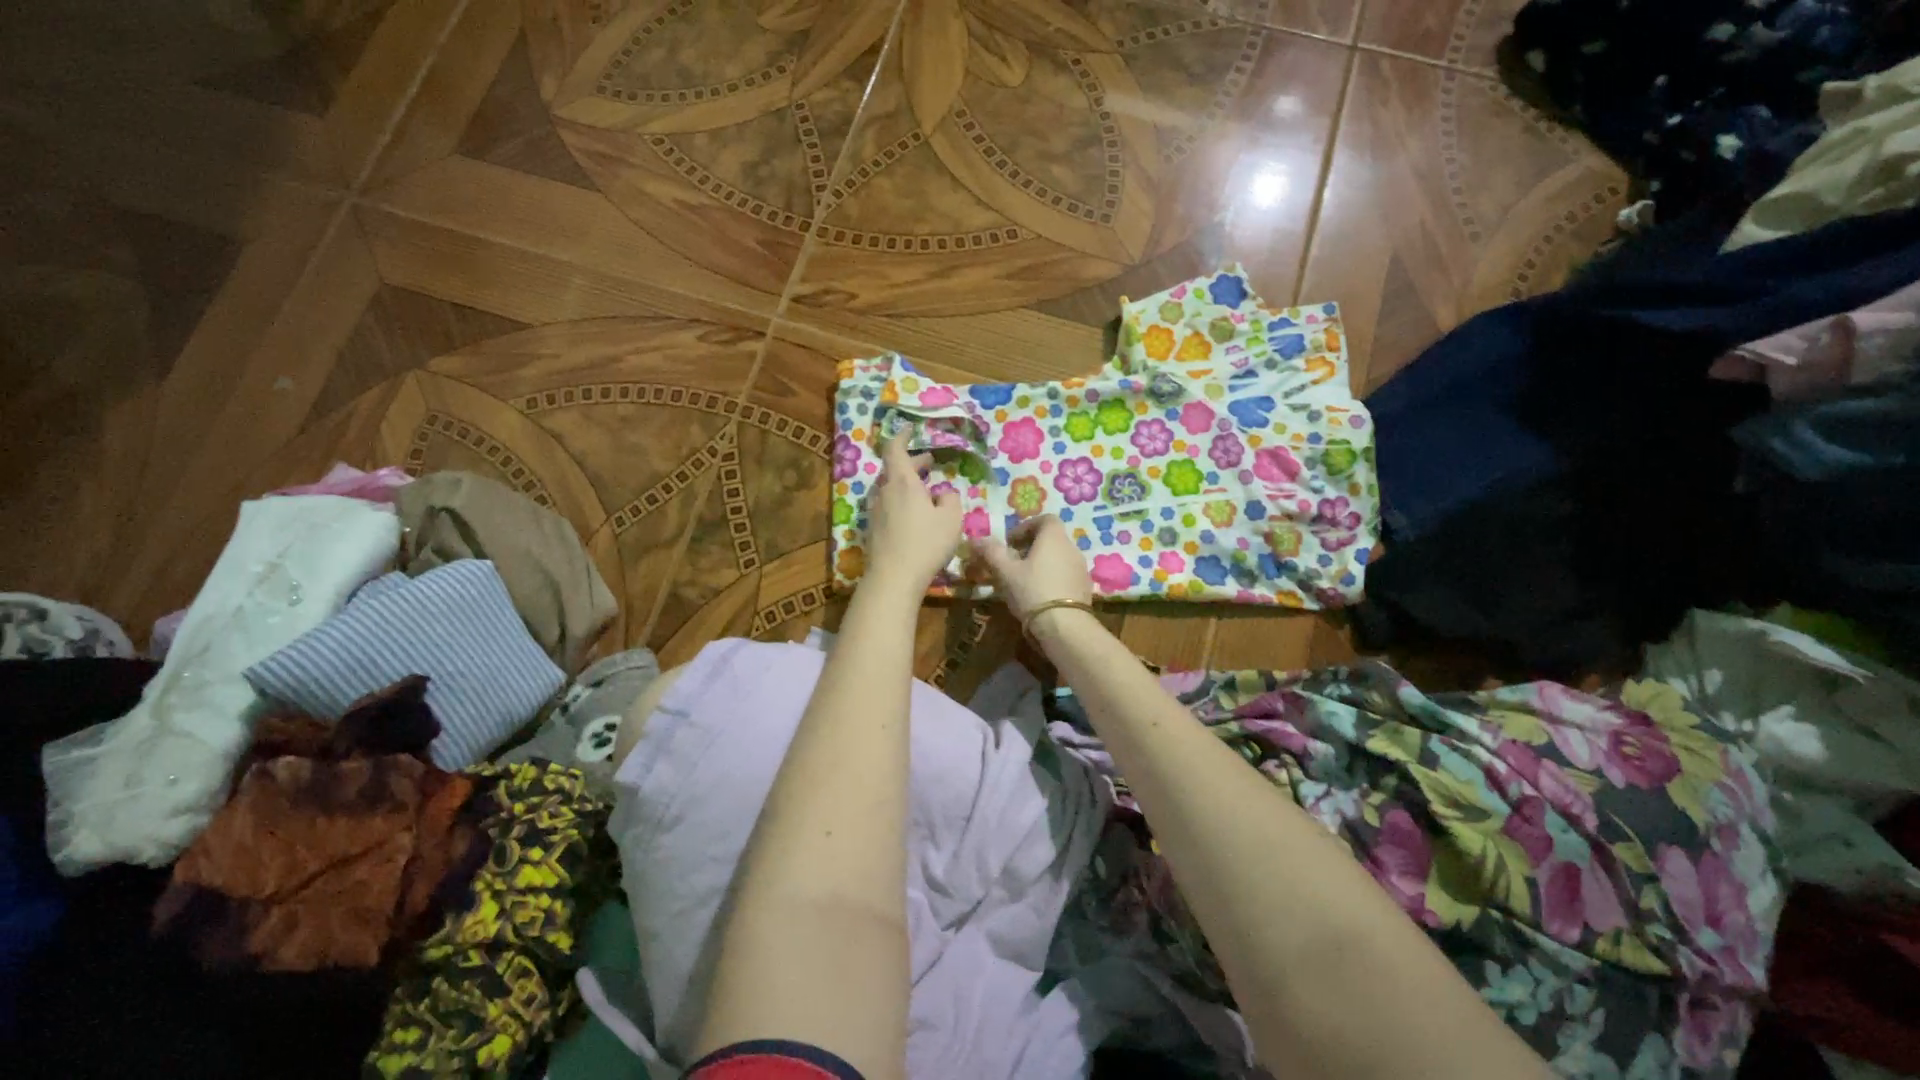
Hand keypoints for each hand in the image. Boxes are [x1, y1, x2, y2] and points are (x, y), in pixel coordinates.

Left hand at [863, 436, 962, 594]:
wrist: (893, 578)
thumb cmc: (926, 543)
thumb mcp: (951, 519)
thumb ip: (951, 498)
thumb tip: (944, 492)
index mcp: (902, 482)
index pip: (895, 448)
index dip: (902, 436)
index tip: (910, 429)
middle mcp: (884, 491)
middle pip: (894, 469)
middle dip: (912, 463)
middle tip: (929, 463)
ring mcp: (875, 511)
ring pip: (890, 488)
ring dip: (906, 484)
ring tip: (924, 490)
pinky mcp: (872, 529)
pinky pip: (887, 506)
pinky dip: (900, 502)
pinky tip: (913, 515)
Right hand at [971, 515, 1091, 620]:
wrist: (1064, 626)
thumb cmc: (1032, 591)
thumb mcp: (1005, 572)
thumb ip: (991, 552)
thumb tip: (976, 540)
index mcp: (1054, 538)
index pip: (1045, 519)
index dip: (1026, 527)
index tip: (1010, 542)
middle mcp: (1072, 548)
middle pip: (1052, 539)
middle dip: (1031, 547)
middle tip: (1013, 563)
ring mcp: (1081, 569)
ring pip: (1059, 558)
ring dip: (1042, 564)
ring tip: (1024, 581)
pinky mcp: (1085, 588)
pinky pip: (1066, 575)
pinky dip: (1052, 578)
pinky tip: (1040, 595)